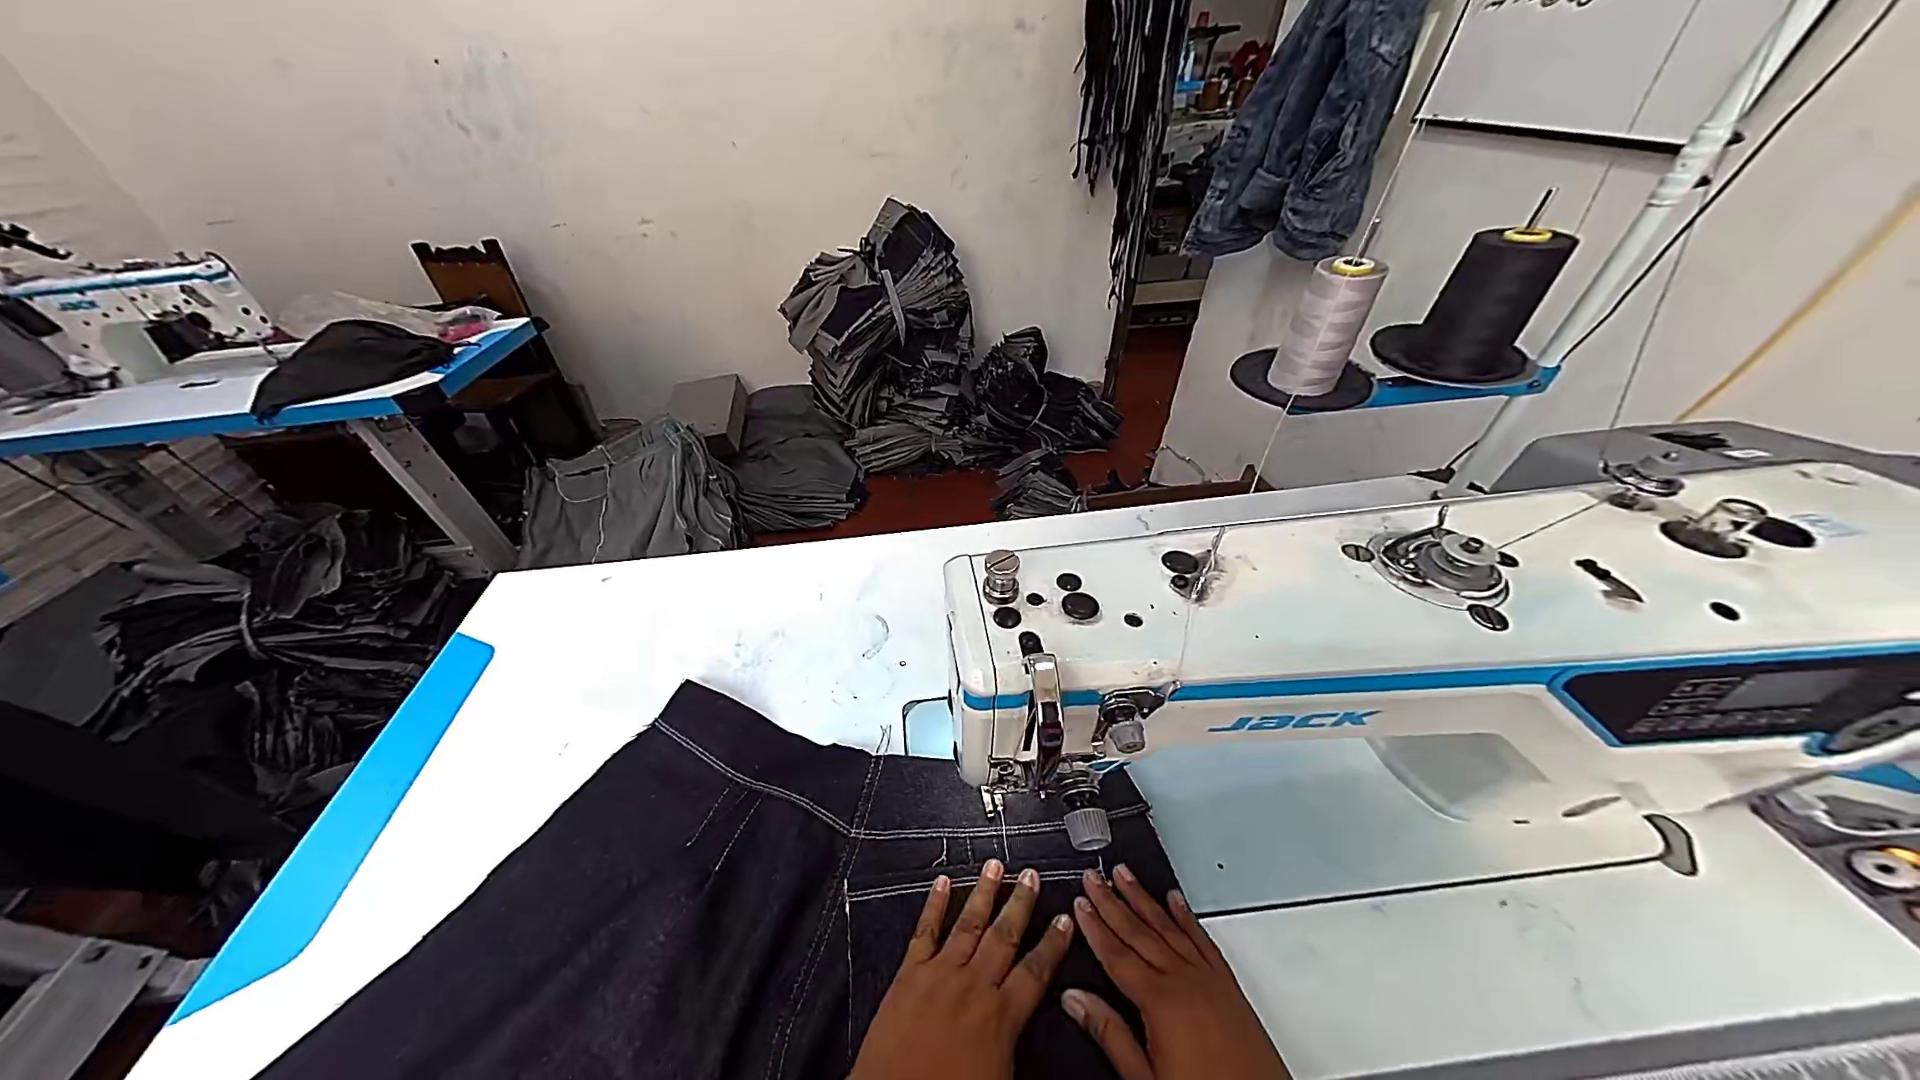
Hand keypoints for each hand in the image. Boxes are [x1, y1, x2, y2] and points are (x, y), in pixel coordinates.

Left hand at [849, 859, 1075, 1079]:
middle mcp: (972, 987)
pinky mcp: (908, 975)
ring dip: (984, 892)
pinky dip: (933, 904)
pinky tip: (941, 882)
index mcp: (1000, 1018)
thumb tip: (1031, 1027)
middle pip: (1004, 936)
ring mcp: (939, 975)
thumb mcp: (1002, 1079)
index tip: (1064, 920)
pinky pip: (924, 932)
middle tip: (1031, 875)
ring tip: (994, 865)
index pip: (1035, 971)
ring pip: (968, 924)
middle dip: (1020, 903)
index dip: (1053, 945)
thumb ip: (1017, 1044)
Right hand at [1066, 866, 1290, 1079]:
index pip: (1116, 952)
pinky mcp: (1228, 985)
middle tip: (1094, 876)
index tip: (1079, 903)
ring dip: (1143, 897)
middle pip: (1138, 930)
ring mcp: (1208, 979)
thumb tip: (1075, 999)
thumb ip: (1109, 1032)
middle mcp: (1184, 981)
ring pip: (1167, 926)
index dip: (1094, 926)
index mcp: (1160, 1001)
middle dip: (1111, 900)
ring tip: (1125, 874)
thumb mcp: (1145, 1079)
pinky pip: (1202, 940)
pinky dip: (1186, 917)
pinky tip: (1175, 901)